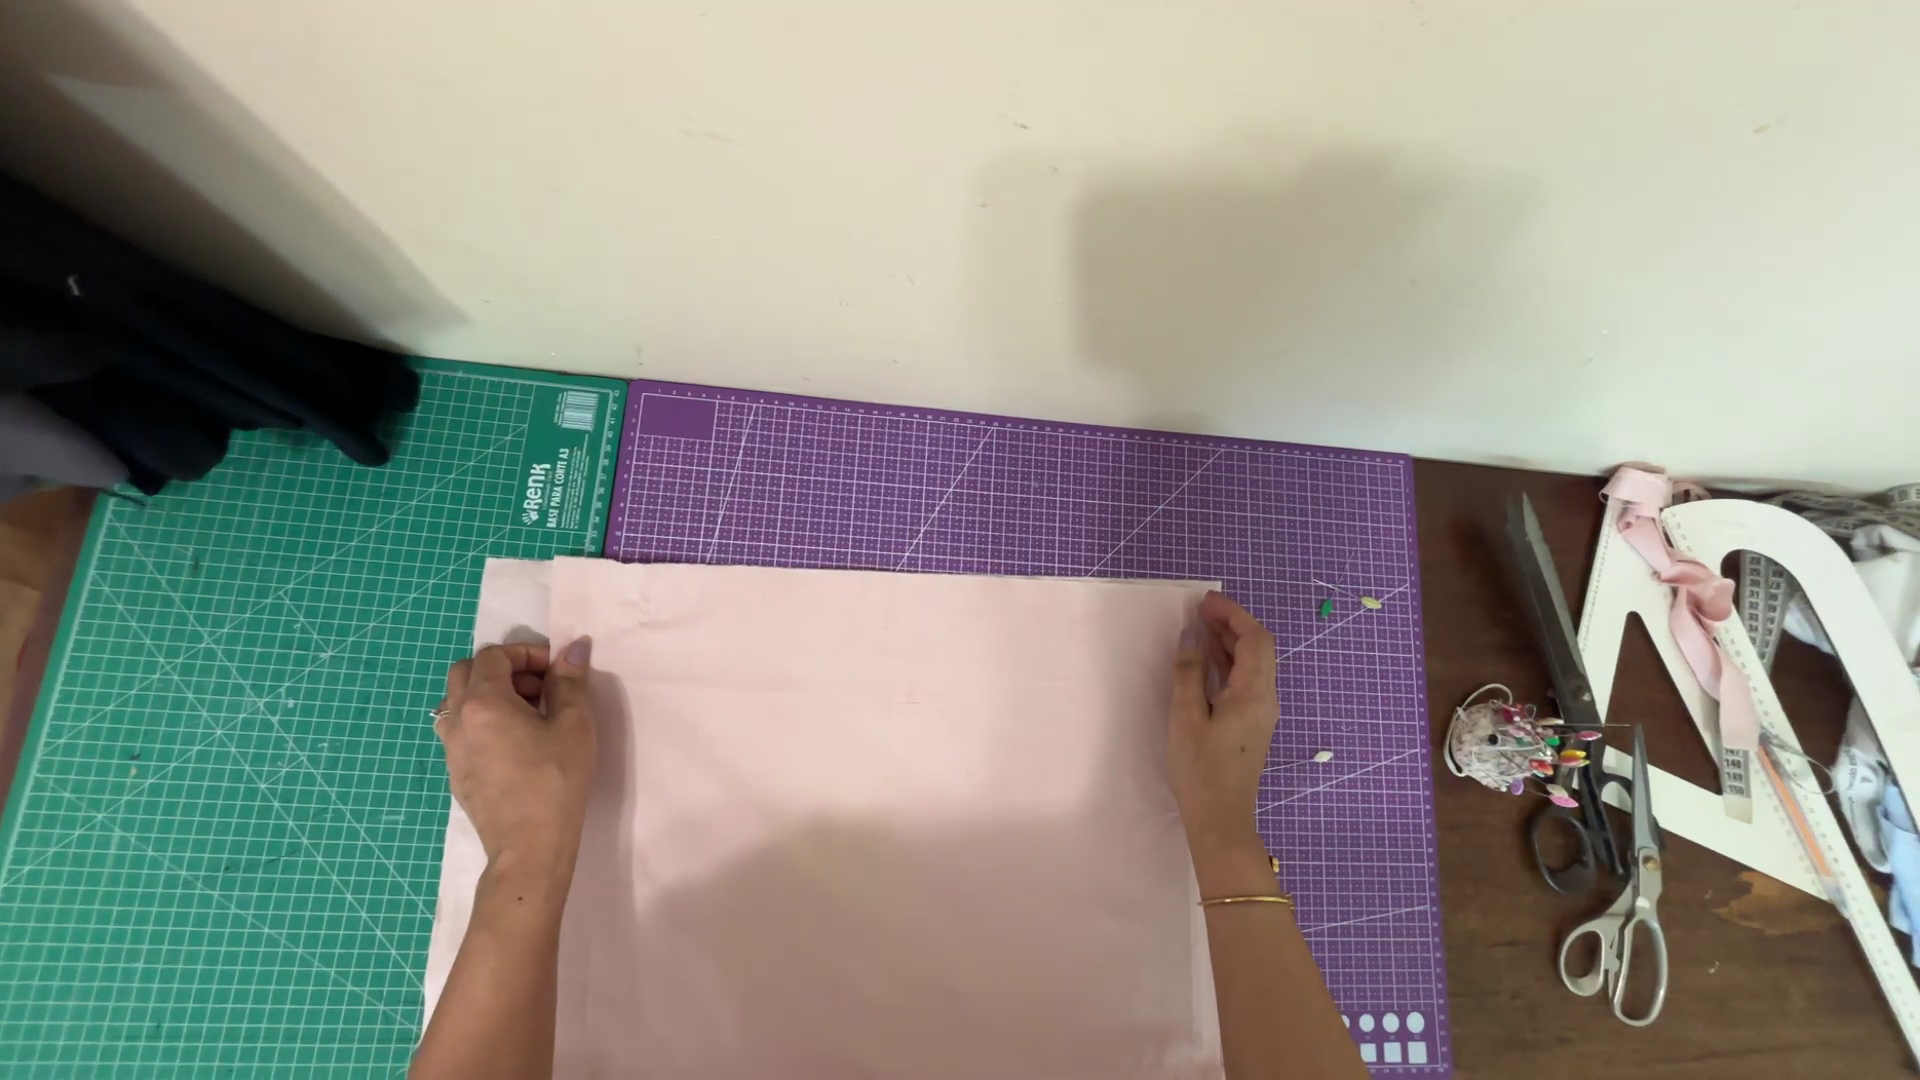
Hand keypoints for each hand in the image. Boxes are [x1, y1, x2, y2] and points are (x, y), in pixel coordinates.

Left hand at [437, 640, 597, 892]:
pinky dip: (486, 720)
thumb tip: (574, 647)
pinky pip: (463, 729)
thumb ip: (570, 680)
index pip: (494, 655)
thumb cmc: (556, 778)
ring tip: (530, 714)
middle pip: (467, 672)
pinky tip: (518, 743)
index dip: (527, 653)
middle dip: (505, 669)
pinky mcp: (456, 772)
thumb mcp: (574, 723)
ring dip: (492, 694)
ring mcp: (451, 749)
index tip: (557, 670)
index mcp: (484, 702)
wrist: (529, 844)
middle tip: (541, 687)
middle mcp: (458, 720)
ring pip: (460, 702)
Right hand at [1168, 592, 1279, 874]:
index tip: (1204, 601)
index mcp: (1254, 692)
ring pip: (1252, 664)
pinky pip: (1244, 680)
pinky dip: (1227, 661)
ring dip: (1229, 641)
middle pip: (1258, 647)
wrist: (1221, 820)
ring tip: (1198, 627)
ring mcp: (1261, 712)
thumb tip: (1192, 634)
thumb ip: (1189, 671)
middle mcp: (1265, 698)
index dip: (1233, 613)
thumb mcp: (1186, 716)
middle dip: (1231, 622)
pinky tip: (1205, 659)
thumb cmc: (1201, 769)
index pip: (1254, 638)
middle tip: (1199, 610)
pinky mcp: (1251, 723)